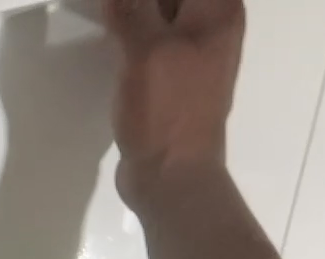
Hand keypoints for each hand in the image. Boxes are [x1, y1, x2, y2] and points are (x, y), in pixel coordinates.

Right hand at [103, 0, 245, 209]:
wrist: (171, 176)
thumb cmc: (166, 111)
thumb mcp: (146, 53)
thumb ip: (132, 11)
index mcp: (217, 9)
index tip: (120, 3)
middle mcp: (212, 25)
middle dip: (139, 2)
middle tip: (110, 8)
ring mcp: (193, 56)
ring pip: (164, 17)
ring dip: (135, 14)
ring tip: (107, 18)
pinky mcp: (172, 83)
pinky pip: (154, 45)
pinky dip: (134, 40)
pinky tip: (112, 48)